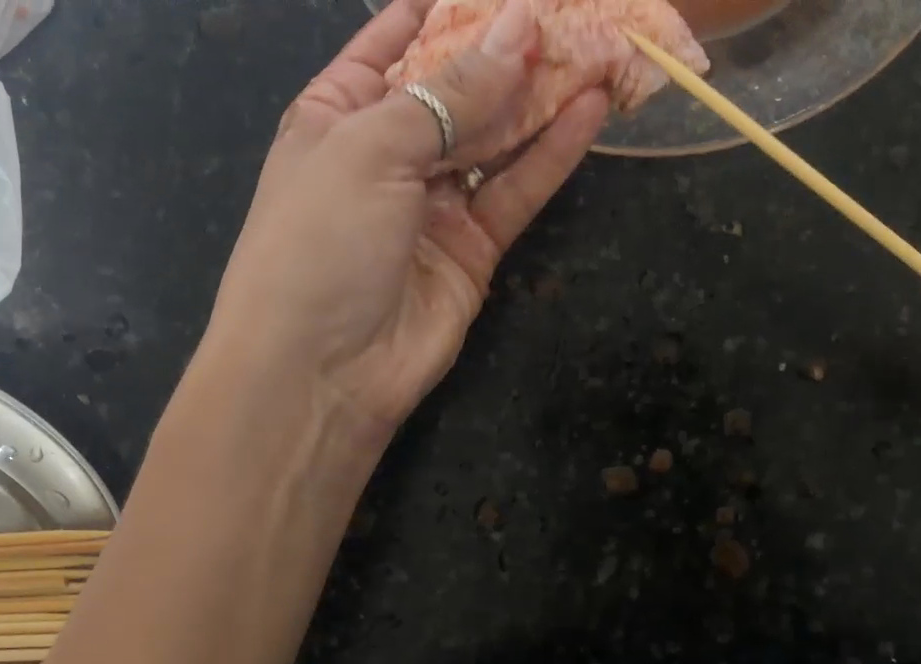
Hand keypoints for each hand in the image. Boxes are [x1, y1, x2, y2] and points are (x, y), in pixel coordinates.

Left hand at [200, 0, 608, 445]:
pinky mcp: (472, 251)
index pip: (390, 44)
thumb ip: (450, 95)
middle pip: (454, 89)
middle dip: (506, 49)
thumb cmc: (321, 240)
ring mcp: (433, 205)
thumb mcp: (372, 147)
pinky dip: (551, 154)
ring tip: (599, 47)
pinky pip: (515, 191)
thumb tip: (518, 29)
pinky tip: (591, 110)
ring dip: (542, 96)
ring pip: (494, 139)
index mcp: (337, 115)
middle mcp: (387, 155)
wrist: (323, 371)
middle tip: (569, 12)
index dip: (439, 10)